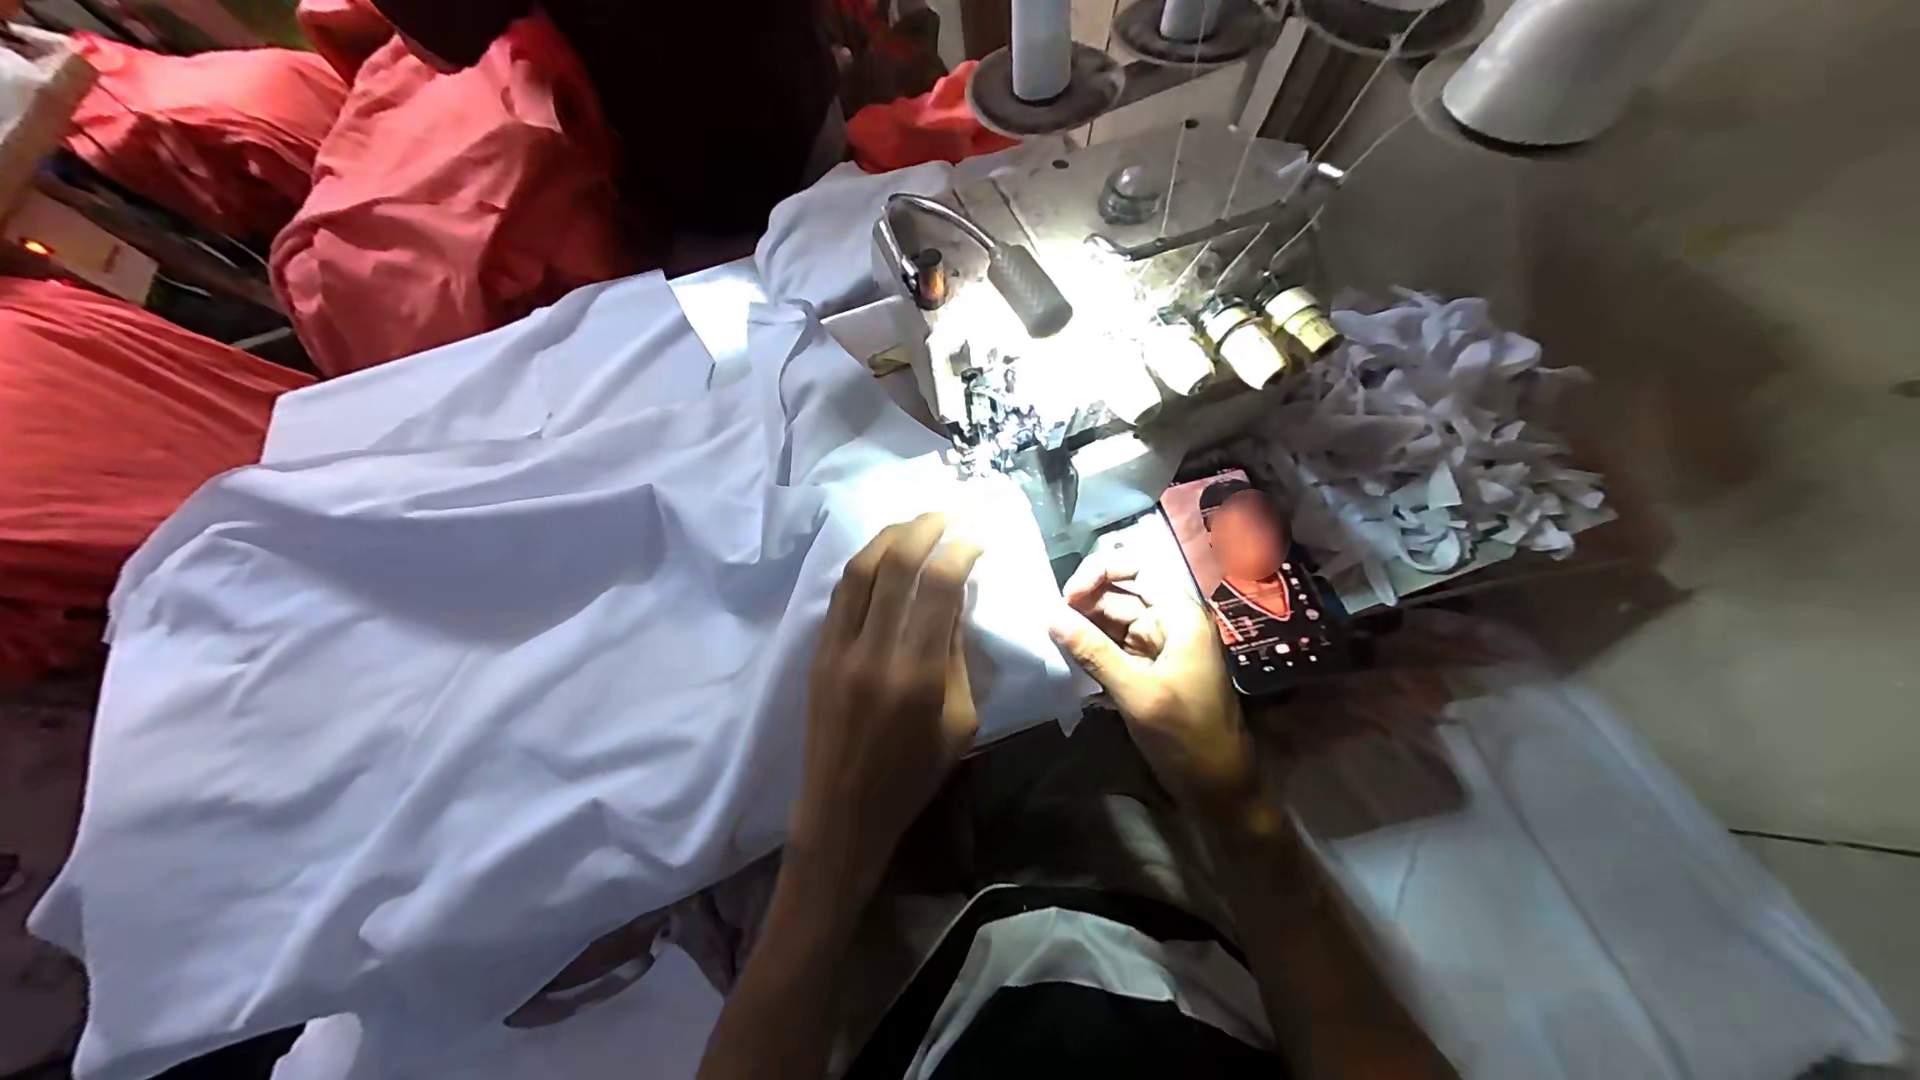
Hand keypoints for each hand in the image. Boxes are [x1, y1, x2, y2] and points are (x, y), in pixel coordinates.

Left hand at [790, 514, 981, 895]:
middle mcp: (874, 651)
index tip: (975, 539)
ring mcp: (837, 648)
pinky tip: (881, 555)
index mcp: (919, 674)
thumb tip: (956, 599)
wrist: (843, 808)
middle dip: (924, 528)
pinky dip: (863, 564)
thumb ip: (957, 655)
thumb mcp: (961, 720)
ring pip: (860, 570)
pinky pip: (840, 593)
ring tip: (913, 524)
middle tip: (945, 515)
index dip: (960, 552)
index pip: (939, 587)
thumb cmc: (914, 773)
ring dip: (888, 537)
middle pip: (896, 565)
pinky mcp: (817, 652)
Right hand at [1049, 553, 1264, 824]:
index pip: (1140, 568)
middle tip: (1052, 623)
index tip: (1069, 595)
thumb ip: (1093, 651)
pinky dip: (1090, 650)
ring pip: (1112, 621)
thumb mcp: (1137, 692)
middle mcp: (1170, 623)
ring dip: (1083, 628)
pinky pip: (1111, 646)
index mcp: (1181, 616)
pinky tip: (1067, 661)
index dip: (1101, 572)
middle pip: (1121, 593)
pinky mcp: (1145, 669)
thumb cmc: (1186, 736)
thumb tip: (1050, 616)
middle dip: (1085, 603)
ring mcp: (1157, 646)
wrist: (1217, 788)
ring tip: (1054, 642)